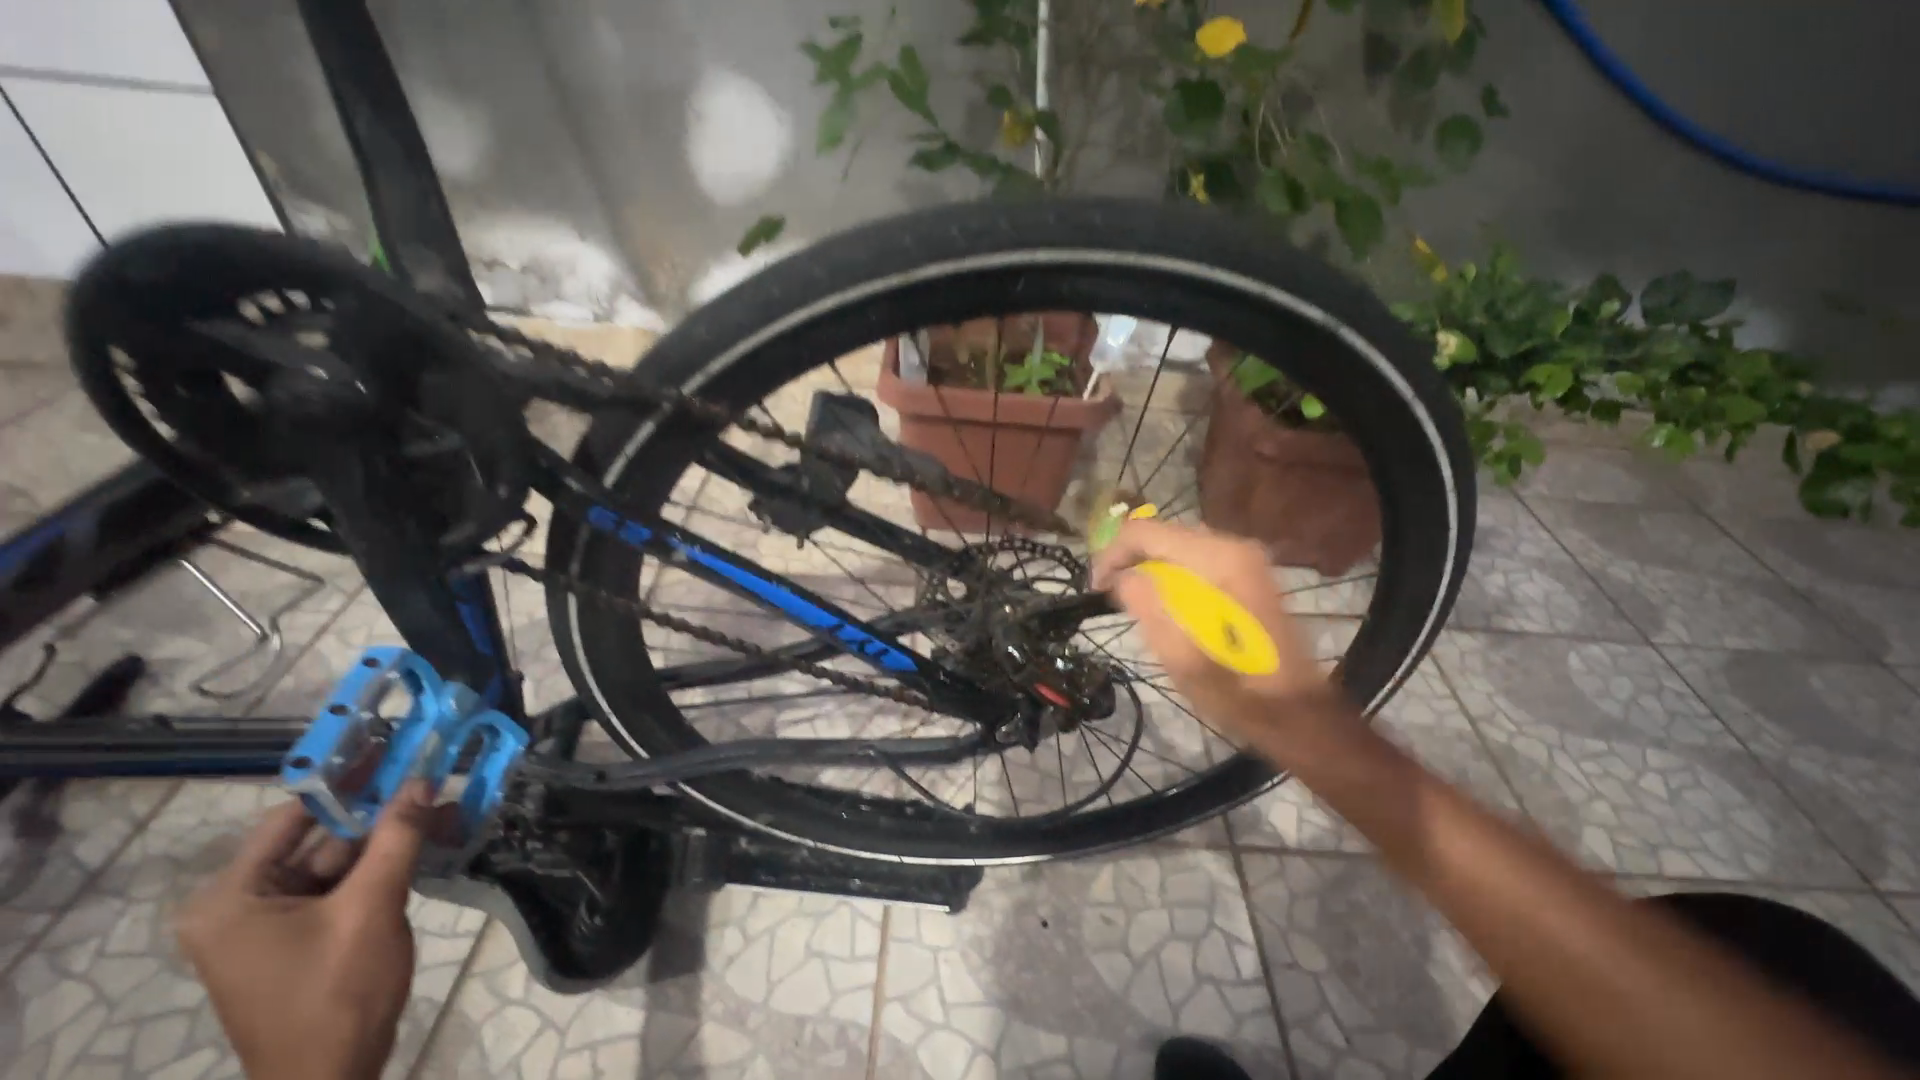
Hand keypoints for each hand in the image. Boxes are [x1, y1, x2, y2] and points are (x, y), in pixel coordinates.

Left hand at [178, 782, 441, 1079]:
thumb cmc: (335, 994)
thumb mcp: (371, 908)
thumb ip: (396, 838)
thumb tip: (422, 779)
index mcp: (231, 897)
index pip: (293, 817)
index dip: (347, 783)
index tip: (395, 749)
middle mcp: (238, 906)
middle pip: (319, 841)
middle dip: (378, 813)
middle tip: (431, 779)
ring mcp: (268, 928)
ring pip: (336, 865)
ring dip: (387, 841)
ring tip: (441, 809)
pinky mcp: (298, 943)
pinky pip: (339, 891)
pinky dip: (379, 870)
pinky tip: (424, 845)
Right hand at [1091, 519, 1342, 754]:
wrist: (1294, 711)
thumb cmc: (1238, 692)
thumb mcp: (1183, 660)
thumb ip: (1149, 608)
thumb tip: (1121, 577)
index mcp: (1219, 561)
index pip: (1145, 532)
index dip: (1111, 554)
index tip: (1095, 588)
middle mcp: (1234, 547)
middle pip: (1161, 532)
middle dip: (1127, 559)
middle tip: (1107, 595)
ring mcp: (1244, 558)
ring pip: (1176, 543)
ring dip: (1146, 565)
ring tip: (1127, 598)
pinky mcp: (1246, 572)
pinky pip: (1194, 558)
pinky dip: (1169, 572)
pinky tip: (1160, 602)